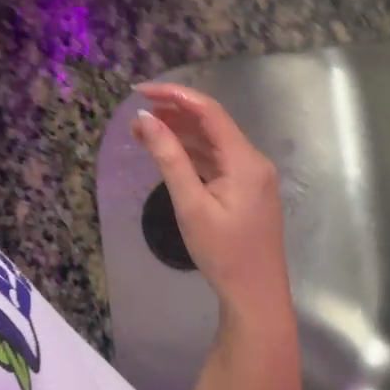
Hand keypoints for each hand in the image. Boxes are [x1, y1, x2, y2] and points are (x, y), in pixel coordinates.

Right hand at [131, 83, 292, 320]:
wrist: (255, 297)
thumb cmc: (223, 252)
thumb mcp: (190, 204)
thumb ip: (169, 157)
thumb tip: (145, 119)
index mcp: (245, 161)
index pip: (208, 111)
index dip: (174, 95)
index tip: (138, 92)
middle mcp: (253, 161)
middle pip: (210, 123)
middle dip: (171, 114)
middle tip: (134, 119)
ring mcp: (251, 176)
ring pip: (211, 140)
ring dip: (177, 132)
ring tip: (141, 134)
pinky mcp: (245, 189)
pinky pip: (214, 158)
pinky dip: (188, 150)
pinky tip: (166, 153)